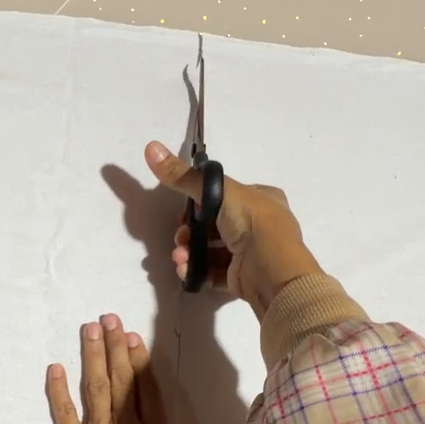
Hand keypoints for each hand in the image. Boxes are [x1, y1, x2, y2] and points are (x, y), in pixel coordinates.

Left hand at [44, 312, 240, 423]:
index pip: (148, 389)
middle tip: (108, 317)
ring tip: (88, 328)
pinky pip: (63, 413)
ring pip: (95, 387)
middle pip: (121, 379)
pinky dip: (57, 390)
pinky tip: (53, 367)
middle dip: (114, 346)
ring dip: (91, 355)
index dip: (140, 360)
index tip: (134, 336)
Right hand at [144, 140, 322, 319]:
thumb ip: (184, 177)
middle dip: (189, 234)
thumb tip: (150, 146)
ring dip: (189, 253)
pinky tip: (185, 271)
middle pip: (212, 226)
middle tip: (180, 240)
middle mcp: (257, 224)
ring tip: (180, 258)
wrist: (274, 271)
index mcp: (260, 198)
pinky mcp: (241, 276)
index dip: (198, 205)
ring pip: (210, 250)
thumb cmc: (253, 223)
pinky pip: (213, 271)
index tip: (182, 214)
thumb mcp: (218, 192)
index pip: (222, 197)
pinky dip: (196, 271)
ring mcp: (250, 253)